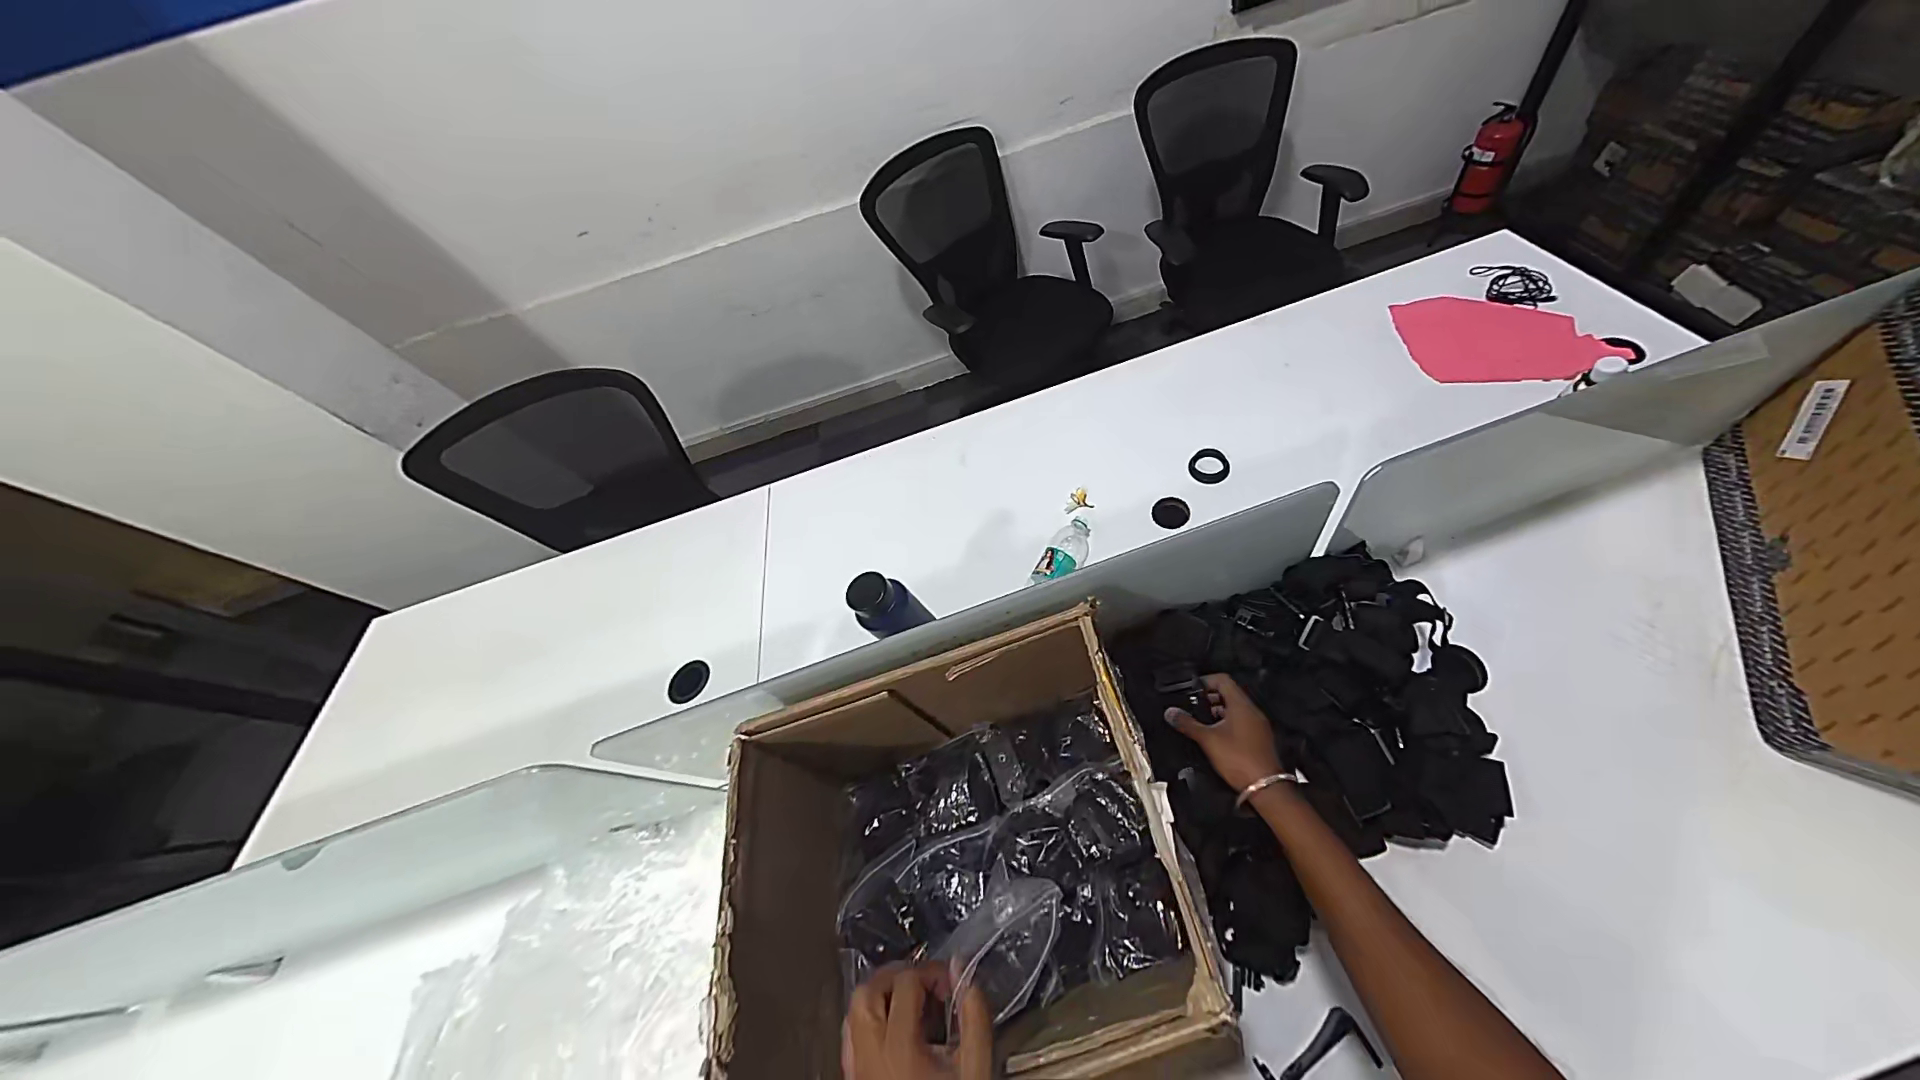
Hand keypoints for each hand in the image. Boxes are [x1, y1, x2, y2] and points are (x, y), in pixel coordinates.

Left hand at [843, 963, 992, 1079]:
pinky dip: (868, 1019)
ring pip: (854, 1011)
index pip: (906, 983)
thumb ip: (974, 1018)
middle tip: (926, 984)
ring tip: (910, 1002)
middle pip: (869, 990)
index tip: (951, 984)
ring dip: (881, 995)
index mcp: (900, 1049)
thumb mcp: (975, 1069)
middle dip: (899, 976)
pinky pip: (850, 1037)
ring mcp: (856, 1071)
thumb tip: (962, 973)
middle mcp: (869, 1055)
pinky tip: (892, 1028)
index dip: (932, 973)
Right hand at [1165, 673, 1286, 792]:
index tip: (1192, 689)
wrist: (1264, 787)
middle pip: (1229, 693)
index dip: (1205, 681)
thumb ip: (1187, 724)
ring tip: (1202, 722)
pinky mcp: (1259, 738)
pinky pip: (1241, 722)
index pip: (1223, 680)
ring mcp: (1258, 725)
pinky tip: (1215, 736)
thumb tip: (1171, 713)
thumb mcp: (1207, 739)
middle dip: (1209, 698)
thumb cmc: (1238, 759)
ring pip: (1235, 709)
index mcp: (1241, 705)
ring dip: (1218, 711)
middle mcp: (1252, 711)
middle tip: (1193, 706)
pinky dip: (1227, 723)